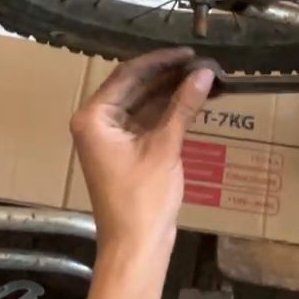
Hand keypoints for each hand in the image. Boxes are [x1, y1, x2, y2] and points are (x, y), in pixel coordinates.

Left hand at [71, 48, 215, 249]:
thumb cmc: (142, 199)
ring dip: (172, 92)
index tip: (189, 53)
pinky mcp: (126, 150)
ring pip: (143, 103)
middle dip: (169, 76)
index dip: (161, 61)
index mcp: (93, 117)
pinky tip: (196, 100)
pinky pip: (147, 121)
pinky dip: (169, 112)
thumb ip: (183, 106)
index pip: (127, 75)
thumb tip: (205, 73)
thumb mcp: (164, 147)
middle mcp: (96, 122)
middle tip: (203, 64)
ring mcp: (110, 137)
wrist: (136, 245)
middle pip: (135, 86)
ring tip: (206, 78)